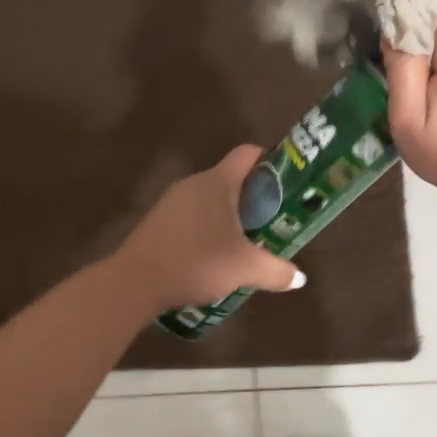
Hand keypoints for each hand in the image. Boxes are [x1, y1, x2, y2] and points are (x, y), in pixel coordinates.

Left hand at [113, 146, 304, 309]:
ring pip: (210, 201)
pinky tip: (215, 257)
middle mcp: (193, 184)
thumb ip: (276, 270)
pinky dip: (208, 229)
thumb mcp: (245, 268)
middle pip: (230, 179)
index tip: (287, 184)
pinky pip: (192, 217)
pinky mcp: (158, 222)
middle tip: (273, 222)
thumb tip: (300, 277)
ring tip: (247, 244)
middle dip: (254, 198)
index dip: (270, 162)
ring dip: (230, 217)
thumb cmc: (197, 261)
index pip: (247, 154)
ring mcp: (172, 202)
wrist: (136, 282)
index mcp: (217, 182)